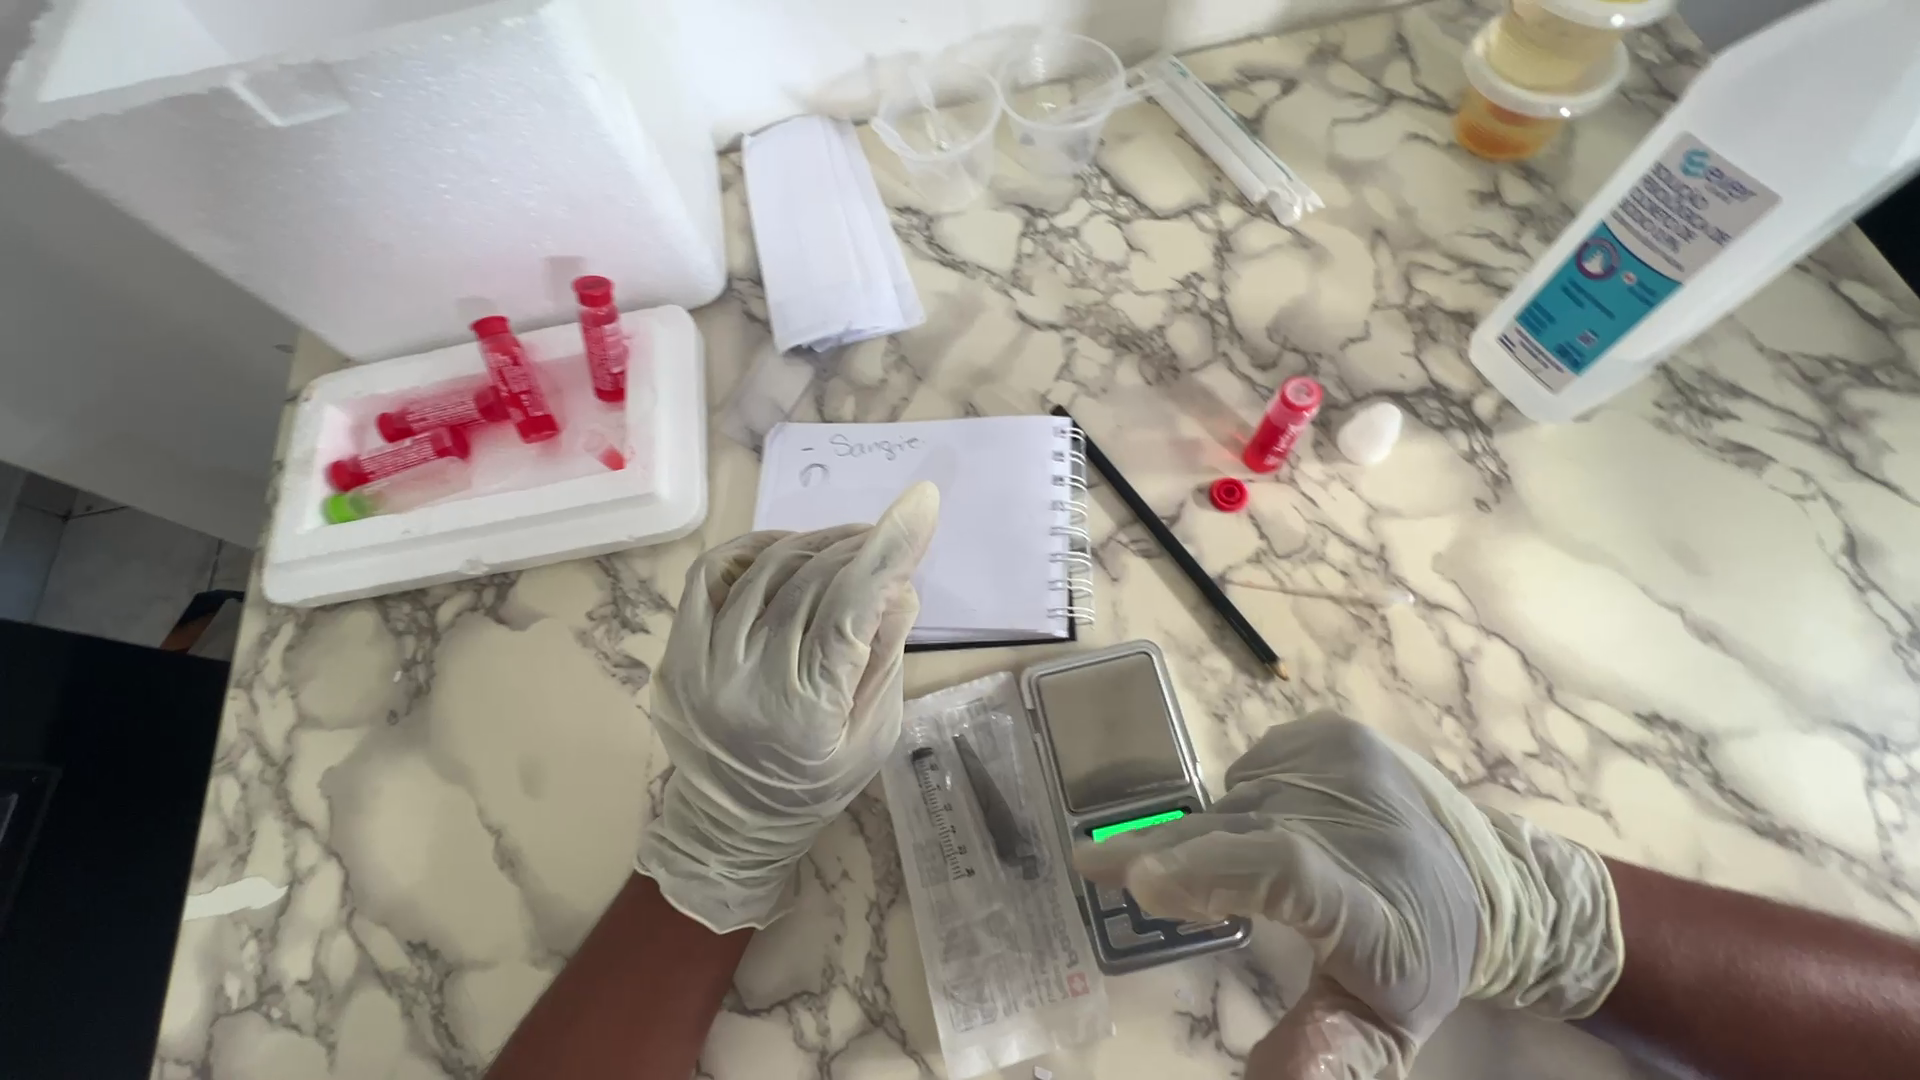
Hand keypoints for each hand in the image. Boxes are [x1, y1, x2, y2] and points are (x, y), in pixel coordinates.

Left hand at [637, 483, 938, 932]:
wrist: (730, 828)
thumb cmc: (816, 785)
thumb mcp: (874, 733)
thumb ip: (883, 655)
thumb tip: (896, 583)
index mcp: (806, 710)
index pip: (851, 607)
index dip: (888, 549)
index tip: (922, 501)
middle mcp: (747, 680)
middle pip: (812, 580)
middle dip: (859, 546)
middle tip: (885, 537)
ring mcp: (701, 664)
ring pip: (766, 569)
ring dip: (815, 544)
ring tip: (844, 545)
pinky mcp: (676, 654)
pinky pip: (711, 574)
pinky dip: (753, 549)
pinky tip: (785, 551)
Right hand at [1074, 711, 1621, 1078]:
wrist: (1488, 874)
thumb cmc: (1419, 957)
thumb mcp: (1381, 1023)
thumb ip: (1326, 1051)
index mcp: (1372, 909)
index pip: (1288, 878)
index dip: (1211, 874)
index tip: (1144, 883)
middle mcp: (1355, 822)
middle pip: (1235, 833)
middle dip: (1157, 852)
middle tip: (1090, 864)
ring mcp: (1342, 765)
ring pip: (1233, 803)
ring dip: (1211, 837)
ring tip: (1231, 867)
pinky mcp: (1331, 733)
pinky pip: (1250, 770)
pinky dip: (1243, 802)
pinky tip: (1272, 822)